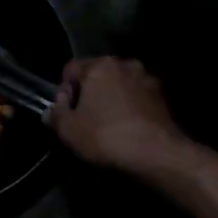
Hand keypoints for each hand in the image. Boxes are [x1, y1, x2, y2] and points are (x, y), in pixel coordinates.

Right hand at [48, 57, 185, 170]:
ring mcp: (147, 78)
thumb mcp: (66, 129)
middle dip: (88, 93)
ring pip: (118, 86)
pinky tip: (125, 129)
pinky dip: (127, 108)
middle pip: (97, 75)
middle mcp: (126, 64)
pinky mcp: (162, 96)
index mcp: (100, 66)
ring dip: (109, 100)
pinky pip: (135, 97)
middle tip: (83, 119)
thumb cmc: (104, 136)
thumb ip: (55, 113)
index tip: (65, 111)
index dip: (63, 90)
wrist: (155, 152)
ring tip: (106, 125)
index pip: (71, 69)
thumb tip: (55, 107)